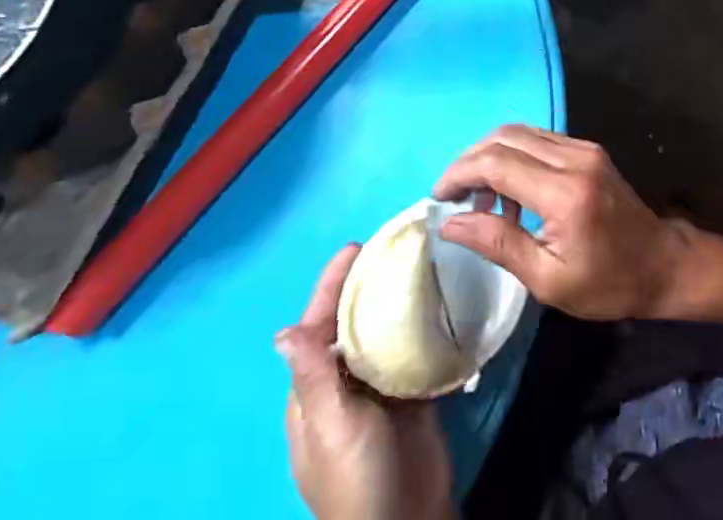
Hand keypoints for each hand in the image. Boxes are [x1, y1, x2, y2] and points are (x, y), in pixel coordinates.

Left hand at [277, 245, 454, 519]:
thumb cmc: (356, 475)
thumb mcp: (331, 424)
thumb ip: (313, 376)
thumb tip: (283, 329)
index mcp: (315, 388)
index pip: (319, 324)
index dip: (332, 285)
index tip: (354, 248)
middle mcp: (344, 383)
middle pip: (353, 323)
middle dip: (367, 286)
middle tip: (395, 250)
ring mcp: (378, 390)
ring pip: (384, 334)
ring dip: (396, 303)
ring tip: (420, 266)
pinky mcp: (411, 397)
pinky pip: (413, 354)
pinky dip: (422, 330)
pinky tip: (439, 304)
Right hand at [432, 125, 683, 320]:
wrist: (664, 264)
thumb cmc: (608, 283)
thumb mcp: (549, 280)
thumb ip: (498, 244)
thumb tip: (451, 223)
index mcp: (564, 193)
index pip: (496, 163)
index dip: (460, 175)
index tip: (439, 198)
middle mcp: (573, 158)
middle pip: (504, 138)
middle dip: (469, 161)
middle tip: (452, 195)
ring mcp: (583, 149)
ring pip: (519, 133)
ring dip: (489, 156)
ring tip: (477, 197)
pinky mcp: (587, 149)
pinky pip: (537, 139)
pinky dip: (511, 156)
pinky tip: (507, 189)